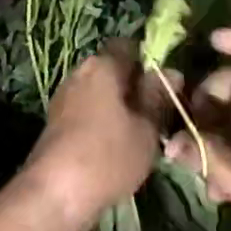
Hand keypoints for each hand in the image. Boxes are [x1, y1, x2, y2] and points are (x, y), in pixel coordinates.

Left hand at [24, 39, 172, 217]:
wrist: (59, 184)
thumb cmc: (109, 154)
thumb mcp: (146, 128)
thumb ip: (158, 97)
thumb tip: (170, 70)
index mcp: (101, 65)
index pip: (129, 46)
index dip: (152, 60)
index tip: (171, 84)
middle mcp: (80, 69)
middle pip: (115, 67)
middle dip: (139, 85)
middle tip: (165, 113)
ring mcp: (67, 90)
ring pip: (103, 87)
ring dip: (124, 102)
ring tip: (148, 131)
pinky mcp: (60, 111)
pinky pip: (90, 102)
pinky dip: (107, 114)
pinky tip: (122, 139)